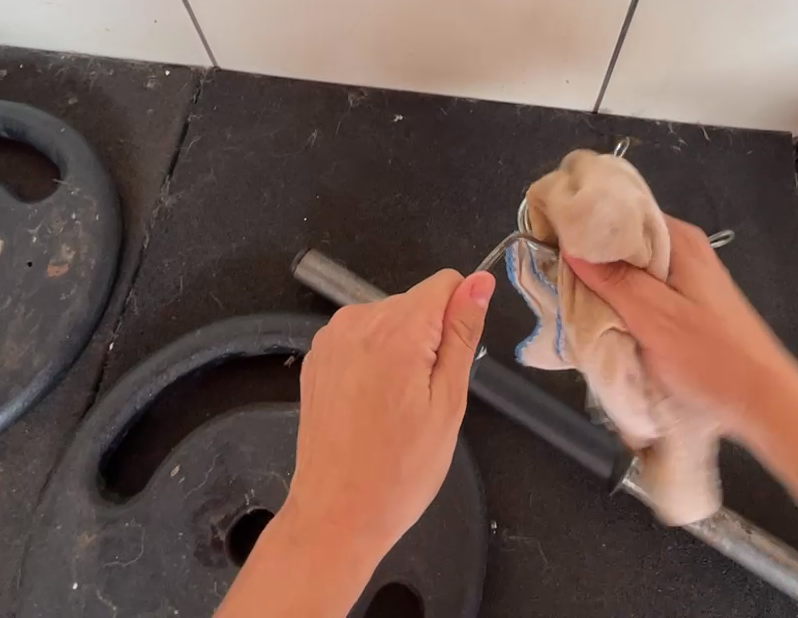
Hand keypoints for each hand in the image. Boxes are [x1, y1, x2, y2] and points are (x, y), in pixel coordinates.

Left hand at [280, 268, 494, 565]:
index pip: (446, 283)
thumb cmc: (401, 471)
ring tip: (396, 403)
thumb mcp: (448, 403)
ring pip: (391, 317)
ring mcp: (332, 335)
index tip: (449, 363)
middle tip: (423, 397)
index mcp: (397, 330)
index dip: (459, 317)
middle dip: (430, 338)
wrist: (334, 516)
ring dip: (402, 347)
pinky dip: (374, 357)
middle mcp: (359, 319)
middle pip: (417, 302)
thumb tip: (480, 280)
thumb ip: (463, 333)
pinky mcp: (317, 353)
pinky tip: (370, 402)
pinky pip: (362, 334)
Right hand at [565, 215, 797, 440]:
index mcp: (677, 239)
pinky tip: (602, 317)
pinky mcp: (686, 302)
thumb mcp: (652, 316)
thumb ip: (611, 279)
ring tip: (571, 298)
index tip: (546, 238)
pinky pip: (641, 289)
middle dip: (588, 257)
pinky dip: (620, 300)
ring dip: (602, 283)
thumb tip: (568, 244)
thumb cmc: (711, 357)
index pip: (618, 211)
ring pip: (629, 268)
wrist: (766, 403)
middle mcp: (681, 248)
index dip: (581, 222)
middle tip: (554, 275)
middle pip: (621, 240)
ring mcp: (685, 276)